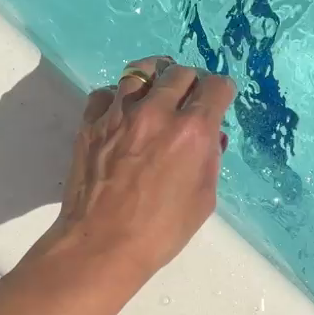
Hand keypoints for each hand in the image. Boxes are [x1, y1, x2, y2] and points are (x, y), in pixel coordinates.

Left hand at [42, 55, 236, 282]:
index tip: (219, 99)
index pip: (216, 87)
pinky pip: (107, 92)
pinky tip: (123, 112)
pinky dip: (119, 96)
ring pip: (141, 71)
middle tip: (190, 97)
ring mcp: (120, 113)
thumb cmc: (162, 231)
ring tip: (158, 89)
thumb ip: (209, 161)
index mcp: (193, 132)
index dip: (222, 91)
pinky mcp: (91, 122)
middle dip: (192, 82)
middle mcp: (158, 112)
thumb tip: (209, 138)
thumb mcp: (203, 200)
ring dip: (156, 77)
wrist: (104, 244)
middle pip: (180, 73)